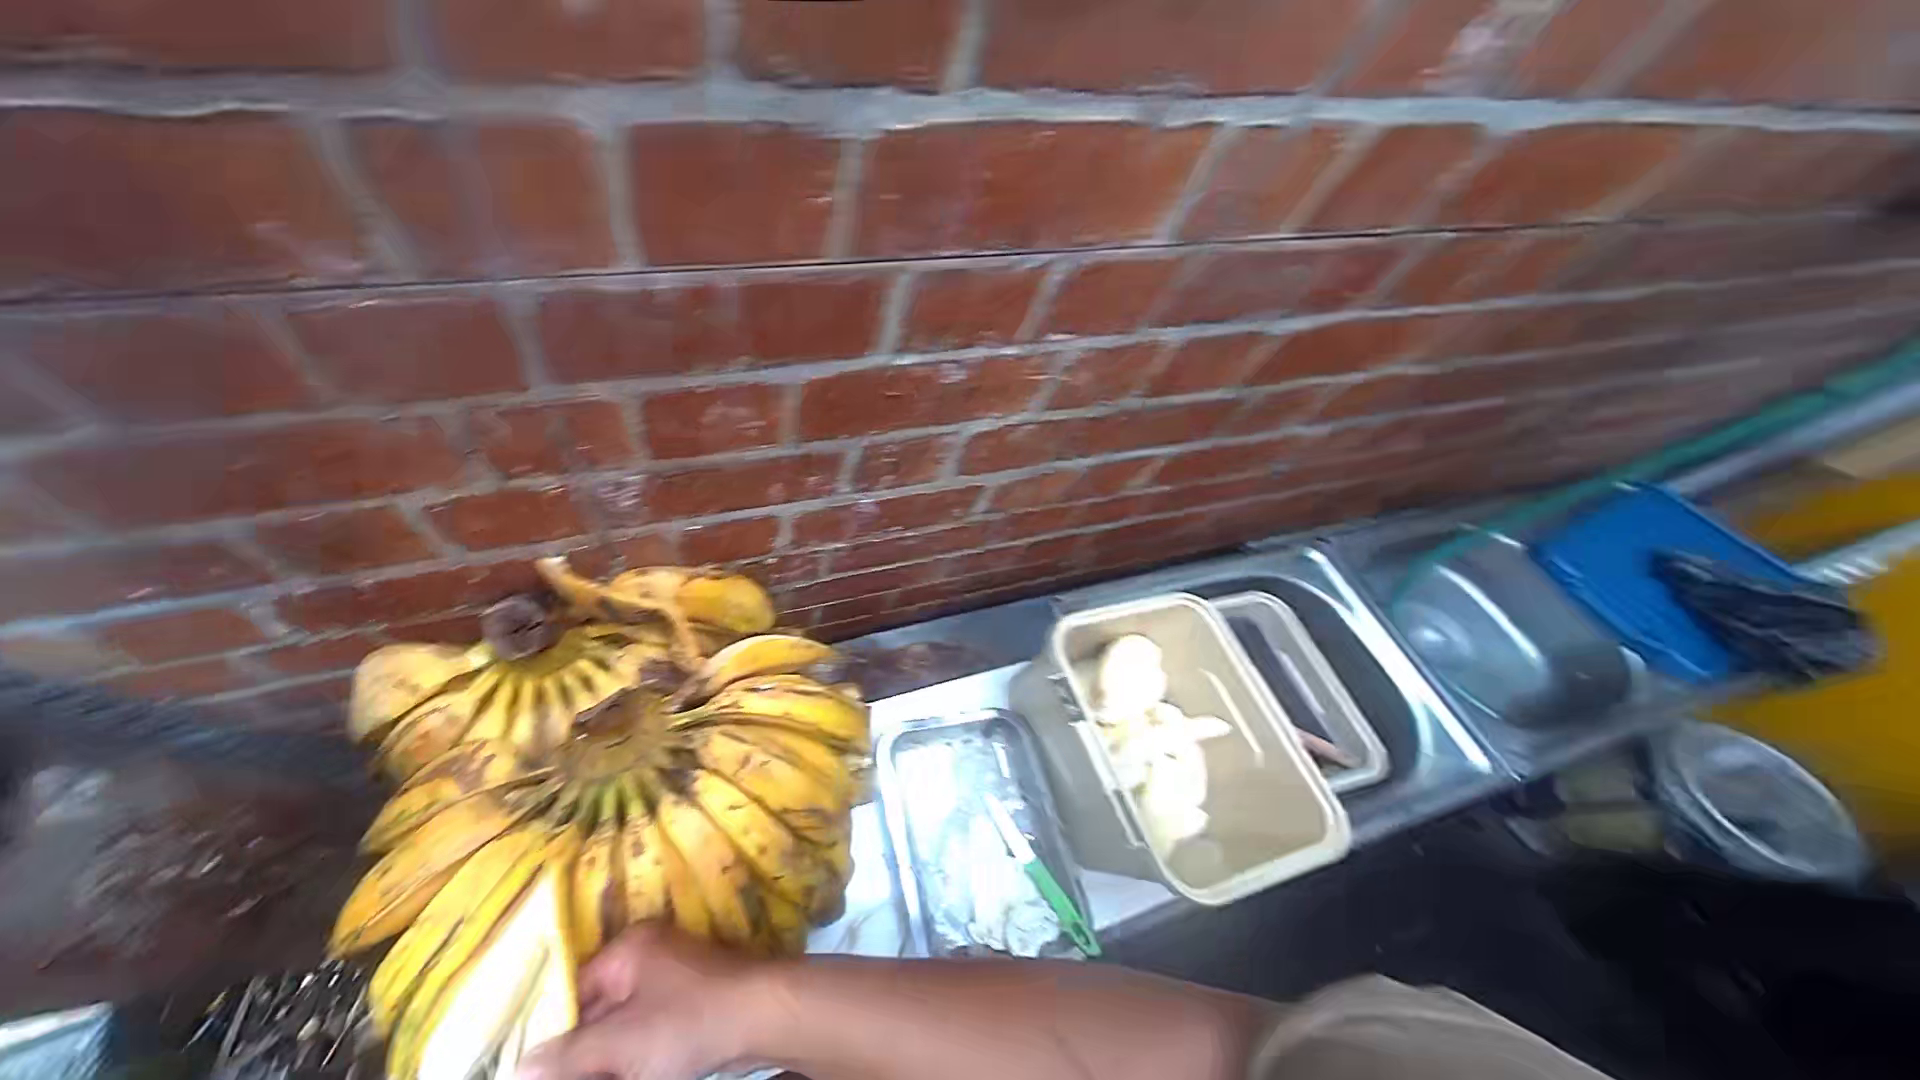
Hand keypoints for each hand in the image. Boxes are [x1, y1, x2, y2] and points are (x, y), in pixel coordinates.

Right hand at [517, 923, 776, 1079]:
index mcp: (630, 949)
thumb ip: (568, 1055)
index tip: (534, 1071)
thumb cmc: (686, 1020)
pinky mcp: (692, 1004)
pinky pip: (649, 1032)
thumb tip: (522, 1065)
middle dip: (579, 1053)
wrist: (762, 1014)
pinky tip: (632, 1073)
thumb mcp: (619, 1042)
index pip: (574, 991)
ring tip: (602, 1075)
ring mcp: (674, 979)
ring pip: (623, 1026)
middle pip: (598, 1010)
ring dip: (606, 1060)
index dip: (552, 1034)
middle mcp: (650, 955)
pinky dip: (634, 1057)